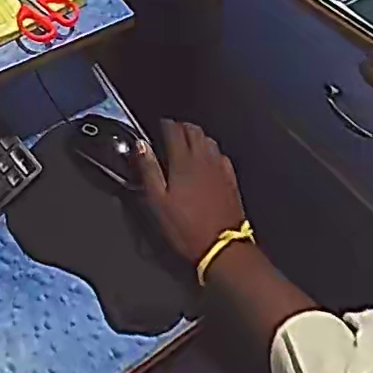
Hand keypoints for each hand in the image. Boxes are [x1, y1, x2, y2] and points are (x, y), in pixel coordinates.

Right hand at [137, 119, 247, 264]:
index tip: (158, 126)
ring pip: (209, 140)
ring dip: (197, 137)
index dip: (165, 124)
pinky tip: (207, 161)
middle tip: (171, 133)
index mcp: (183, 160)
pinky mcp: (231, 180)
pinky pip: (221, 156)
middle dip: (181, 127)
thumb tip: (141, 144)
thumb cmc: (184, 225)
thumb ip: (148, 169)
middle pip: (194, 130)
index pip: (174, 130)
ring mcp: (220, 169)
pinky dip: (211, 151)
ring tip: (187, 144)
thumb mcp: (157, 200)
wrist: (223, 249)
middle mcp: (203, 158)